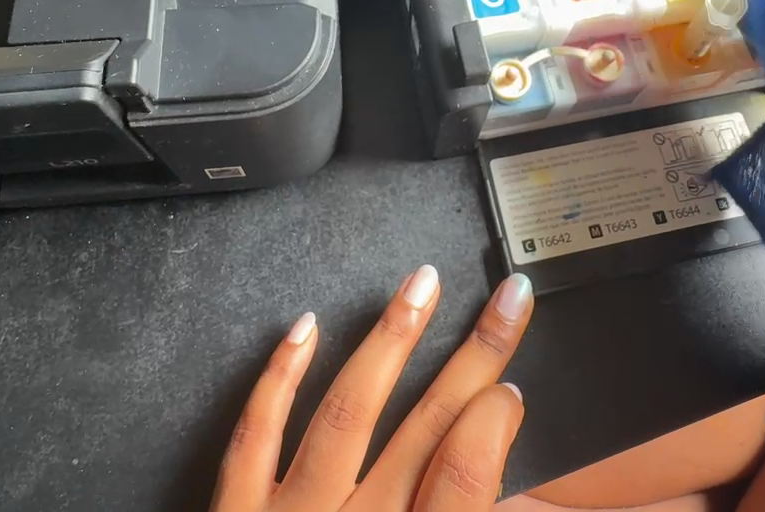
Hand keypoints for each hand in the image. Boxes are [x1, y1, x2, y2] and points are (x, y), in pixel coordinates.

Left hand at [212, 266, 532, 511]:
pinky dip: (277, 379)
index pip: (465, 481)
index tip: (513, 389)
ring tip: (422, 283)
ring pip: (345, 413)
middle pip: (424, 431)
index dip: (493, 423)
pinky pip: (251, 439)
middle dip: (474, 357)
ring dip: (390, 340)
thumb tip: (504, 482)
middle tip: (509, 299)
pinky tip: (305, 325)